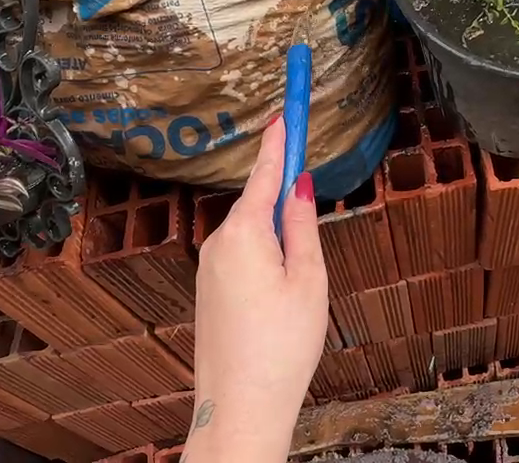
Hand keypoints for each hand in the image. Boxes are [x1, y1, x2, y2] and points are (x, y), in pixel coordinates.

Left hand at [185, 117, 326, 462]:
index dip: (278, 139)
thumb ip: (302, 223)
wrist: (240, 410)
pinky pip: (240, 252)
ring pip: (251, 230)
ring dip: (277, 234)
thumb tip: (299, 183)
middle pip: (258, 201)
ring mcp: (209, 266)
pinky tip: (279, 289)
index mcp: (245, 232)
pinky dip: (263, 252)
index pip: (265, 172)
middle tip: (311, 215)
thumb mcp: (309, 277)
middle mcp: (219, 242)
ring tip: (299, 283)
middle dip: (285, 200)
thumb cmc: (282, 345)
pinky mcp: (208, 287)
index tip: (283, 109)